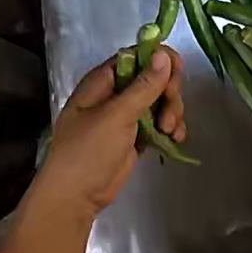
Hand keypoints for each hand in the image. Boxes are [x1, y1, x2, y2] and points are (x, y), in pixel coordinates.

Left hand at [23, 45, 185, 229]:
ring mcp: (127, 115)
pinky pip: (161, 121)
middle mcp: (116, 93)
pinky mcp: (137, 135)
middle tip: (170, 114)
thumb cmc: (88, 151)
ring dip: (173, 112)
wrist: (75, 198)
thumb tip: (163, 54)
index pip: (137, 56)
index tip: (176, 74)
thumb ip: (144, 85)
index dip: (160, 60)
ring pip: (162, 99)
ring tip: (170, 132)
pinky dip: (172, 127)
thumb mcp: (117, 115)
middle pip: (155, 77)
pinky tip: (175, 138)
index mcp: (103, 81)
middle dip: (169, 93)